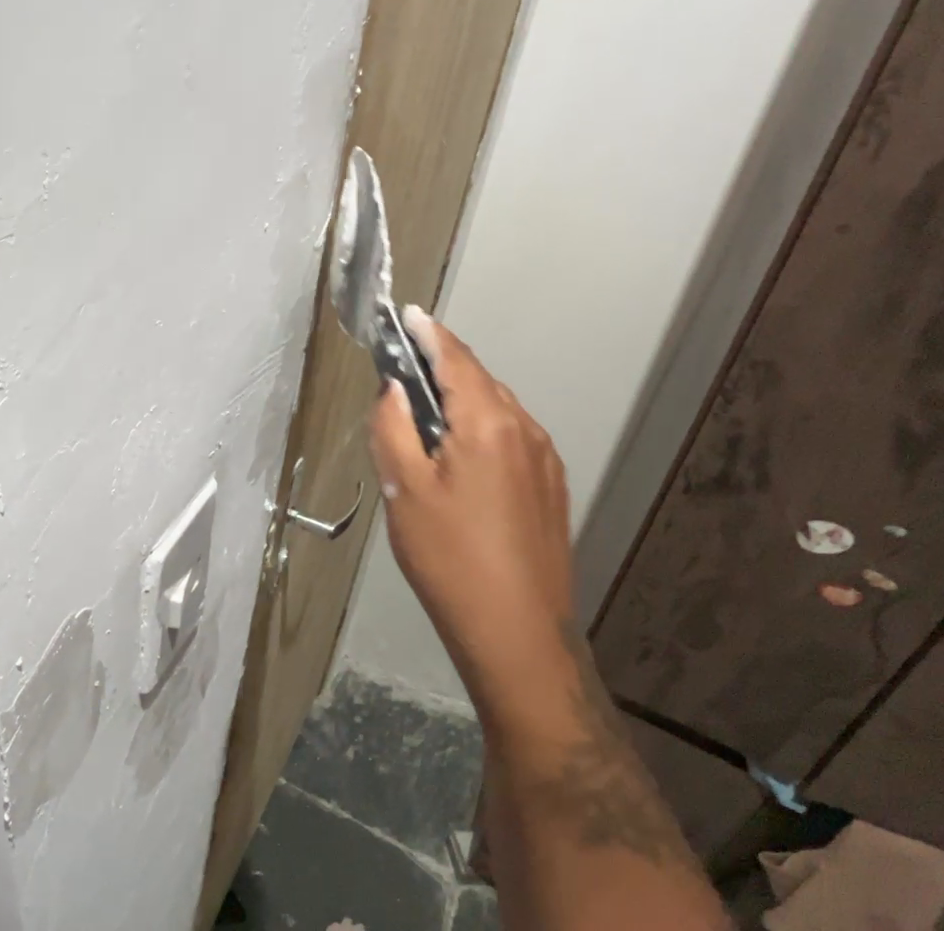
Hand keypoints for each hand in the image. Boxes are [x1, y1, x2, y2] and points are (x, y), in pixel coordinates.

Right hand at [370, 309, 573, 683]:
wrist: (516, 629)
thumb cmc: (448, 556)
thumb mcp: (402, 489)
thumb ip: (393, 428)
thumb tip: (392, 389)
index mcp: (487, 423)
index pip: (455, 358)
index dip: (428, 333)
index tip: (407, 314)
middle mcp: (525, 430)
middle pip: (478, 381)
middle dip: (440, 367)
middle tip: (399, 372)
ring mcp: (545, 460)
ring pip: (496, 410)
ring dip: (460, 400)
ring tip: (422, 416)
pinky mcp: (550, 488)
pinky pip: (510, 438)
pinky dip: (479, 428)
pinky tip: (457, 457)